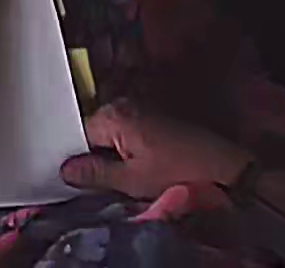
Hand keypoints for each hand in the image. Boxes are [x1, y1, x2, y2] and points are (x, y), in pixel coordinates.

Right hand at [60, 101, 253, 198]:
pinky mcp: (150, 112)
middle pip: (94, 129)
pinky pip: (125, 127)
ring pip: (110, 130)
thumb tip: (65, 169)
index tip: (78, 176)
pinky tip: (136, 162)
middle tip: (103, 177)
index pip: (79, 132)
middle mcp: (122, 103)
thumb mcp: (132, 180)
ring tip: (123, 172)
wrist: (218, 164)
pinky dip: (125, 145)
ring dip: (111, 151)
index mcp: (113, 115)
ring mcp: (137, 105)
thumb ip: (96, 173)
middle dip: (95, 153)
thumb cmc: (175, 170)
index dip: (78, 156)